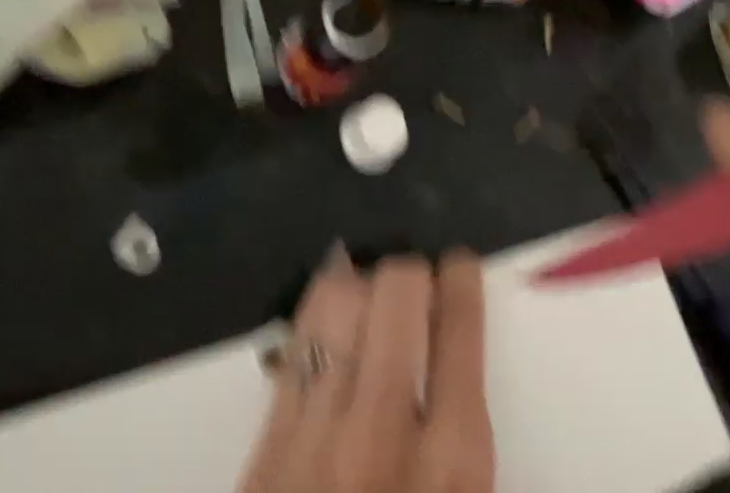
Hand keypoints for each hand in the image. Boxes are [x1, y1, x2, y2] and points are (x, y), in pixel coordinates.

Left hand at [242, 250, 494, 492]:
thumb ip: (467, 446)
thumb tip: (456, 368)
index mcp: (453, 465)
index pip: (460, 332)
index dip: (461, 283)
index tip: (458, 265)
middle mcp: (383, 434)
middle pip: (396, 301)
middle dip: (410, 273)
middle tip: (415, 278)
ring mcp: (313, 441)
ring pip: (334, 311)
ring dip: (358, 282)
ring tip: (368, 279)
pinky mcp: (262, 455)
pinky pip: (292, 355)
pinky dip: (312, 315)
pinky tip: (324, 303)